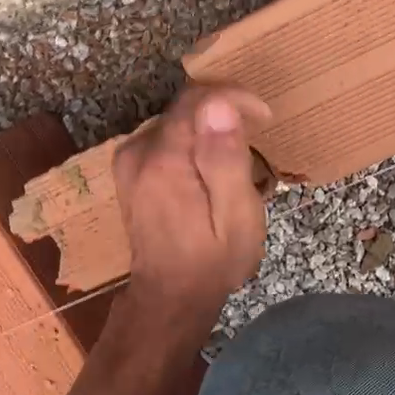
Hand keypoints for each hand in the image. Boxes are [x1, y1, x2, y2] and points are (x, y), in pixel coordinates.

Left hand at [113, 85, 272, 318]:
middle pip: (186, 109)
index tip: (265, 117)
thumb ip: (226, 159)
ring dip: (209, 131)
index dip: (236, 98)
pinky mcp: (130, 171)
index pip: (199, 99)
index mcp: (165, 160)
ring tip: (237, 162)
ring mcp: (129, 161)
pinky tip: (210, 171)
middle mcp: (138, 151)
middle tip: (256, 146)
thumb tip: (220, 105)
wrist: (170, 296)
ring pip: (178, 122)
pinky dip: (193, 144)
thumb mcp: (236, 217)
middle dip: (225, 116)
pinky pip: (166, 138)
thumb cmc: (212, 261)